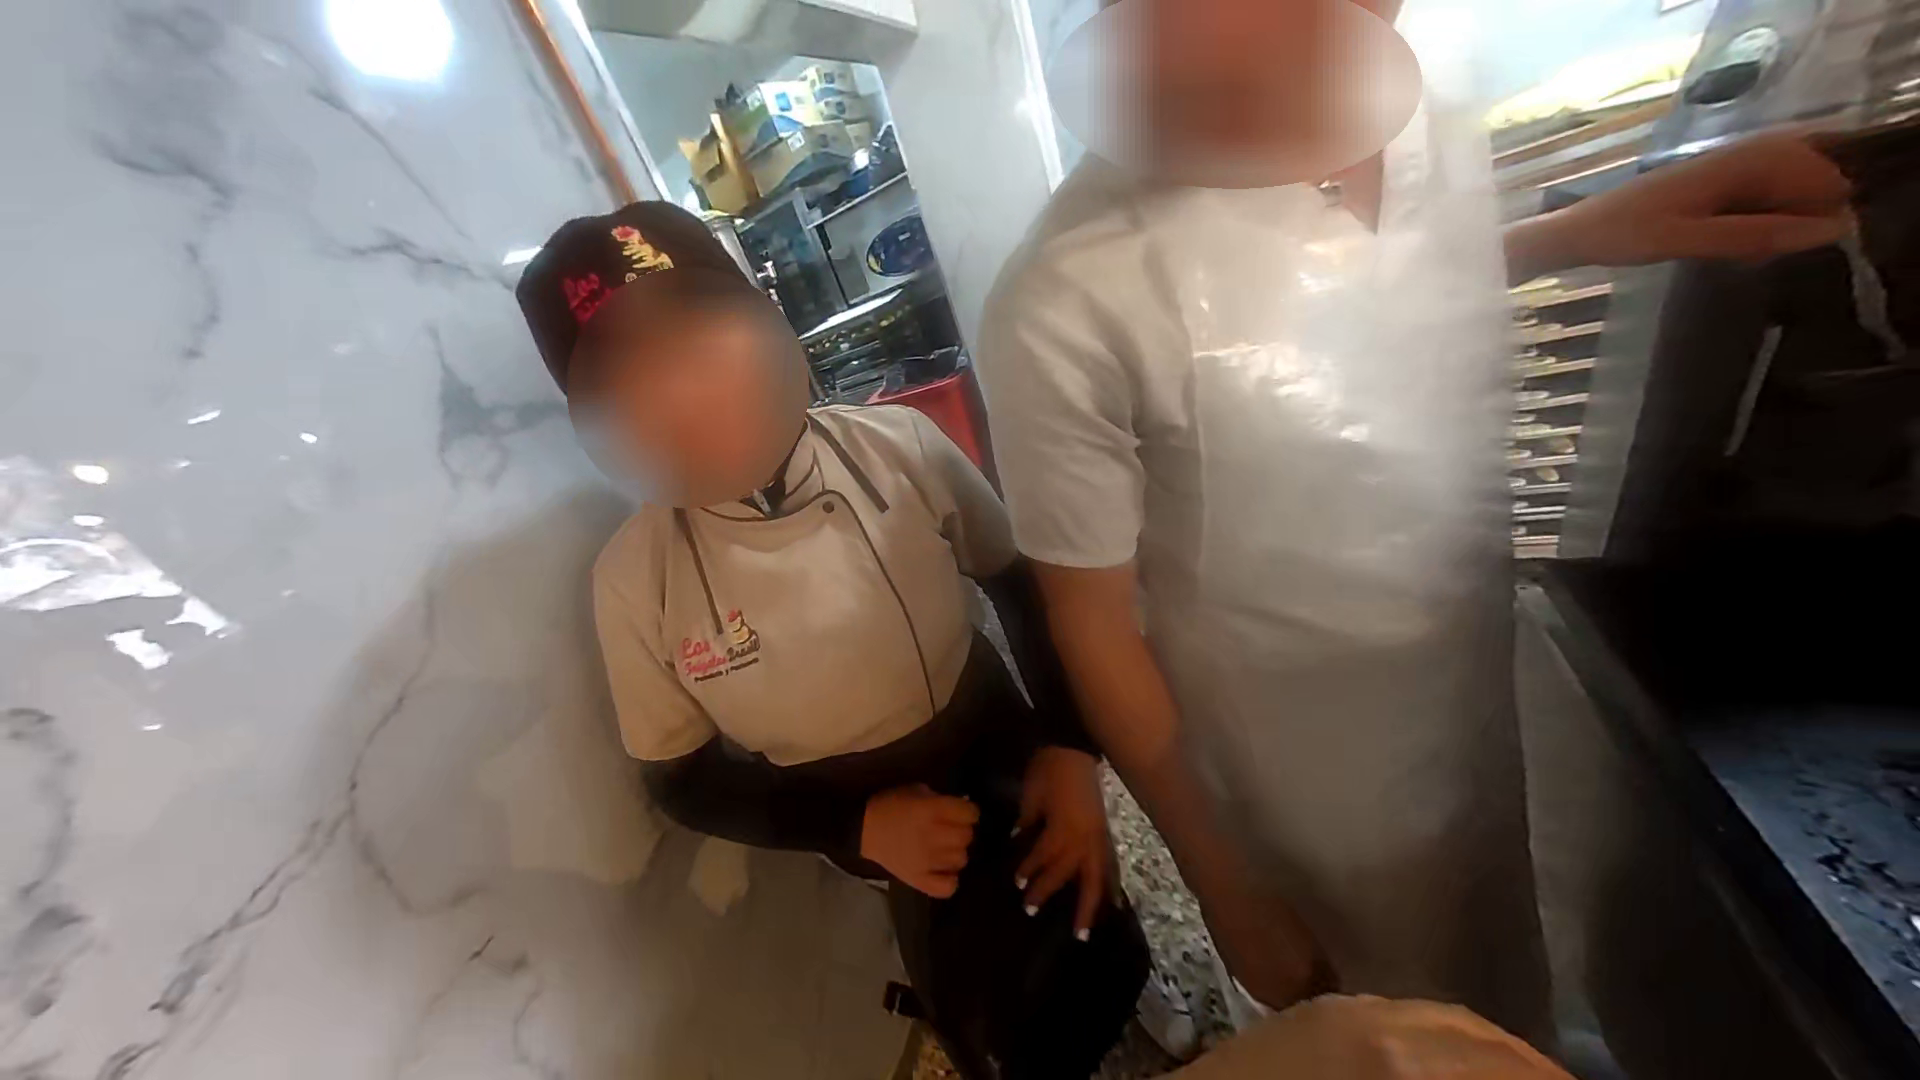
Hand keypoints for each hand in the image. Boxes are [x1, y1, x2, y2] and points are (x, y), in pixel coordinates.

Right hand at [860, 784, 978, 897]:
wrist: (864, 829)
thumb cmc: (891, 804)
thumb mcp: (916, 790)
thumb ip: (940, 797)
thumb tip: (962, 806)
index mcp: (932, 810)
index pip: (970, 813)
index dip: (969, 811)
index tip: (962, 811)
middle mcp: (933, 836)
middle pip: (967, 836)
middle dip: (963, 830)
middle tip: (952, 828)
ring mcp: (927, 861)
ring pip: (961, 859)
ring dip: (956, 852)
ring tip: (944, 847)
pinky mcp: (919, 880)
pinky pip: (948, 887)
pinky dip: (950, 879)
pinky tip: (943, 869)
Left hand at [1014, 746, 1113, 938]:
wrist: (1073, 748)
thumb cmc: (1047, 769)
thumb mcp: (1031, 794)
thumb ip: (1027, 821)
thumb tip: (1018, 840)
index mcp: (1062, 829)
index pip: (1043, 857)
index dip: (1029, 870)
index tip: (1016, 883)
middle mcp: (1082, 838)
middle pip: (1067, 873)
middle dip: (1048, 891)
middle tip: (1031, 910)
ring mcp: (1097, 835)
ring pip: (1096, 877)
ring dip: (1089, 905)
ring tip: (1083, 932)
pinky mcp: (1104, 830)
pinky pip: (1109, 864)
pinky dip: (1110, 885)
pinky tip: (1111, 903)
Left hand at [1566, 133, 1851, 265]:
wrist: (1575, 231)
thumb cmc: (1622, 235)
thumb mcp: (1684, 240)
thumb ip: (1752, 235)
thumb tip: (1831, 232)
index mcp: (1758, 158)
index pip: (1828, 188)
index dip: (1804, 224)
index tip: (1759, 251)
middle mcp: (1759, 149)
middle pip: (1812, 189)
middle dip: (1786, 223)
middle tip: (1737, 252)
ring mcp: (1740, 161)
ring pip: (1787, 195)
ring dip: (1766, 225)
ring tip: (1721, 247)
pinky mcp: (1720, 177)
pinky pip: (1760, 197)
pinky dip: (1748, 220)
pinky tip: (1715, 240)